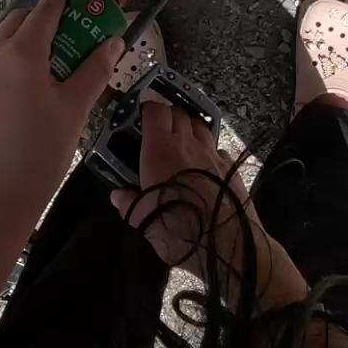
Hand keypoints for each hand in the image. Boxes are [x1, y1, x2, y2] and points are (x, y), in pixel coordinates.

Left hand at [0, 0, 119, 234]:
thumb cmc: (37, 154)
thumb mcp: (74, 110)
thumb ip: (94, 70)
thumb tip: (113, 42)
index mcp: (20, 54)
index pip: (45, 10)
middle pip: (21, 20)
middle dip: (47, 16)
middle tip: (76, 29)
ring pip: (5, 41)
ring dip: (30, 37)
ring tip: (59, 57)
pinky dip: (16, 57)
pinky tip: (36, 83)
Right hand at [109, 100, 246, 266]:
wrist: (225, 240)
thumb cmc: (177, 228)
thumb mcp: (145, 221)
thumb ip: (131, 205)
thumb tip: (118, 196)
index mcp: (160, 149)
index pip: (155, 111)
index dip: (149, 107)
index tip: (142, 112)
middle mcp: (186, 143)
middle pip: (178, 113)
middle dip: (168, 115)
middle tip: (159, 128)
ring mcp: (211, 152)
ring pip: (199, 125)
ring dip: (189, 126)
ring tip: (182, 139)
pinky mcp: (229, 165)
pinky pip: (217, 147)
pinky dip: (209, 149)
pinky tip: (205, 162)